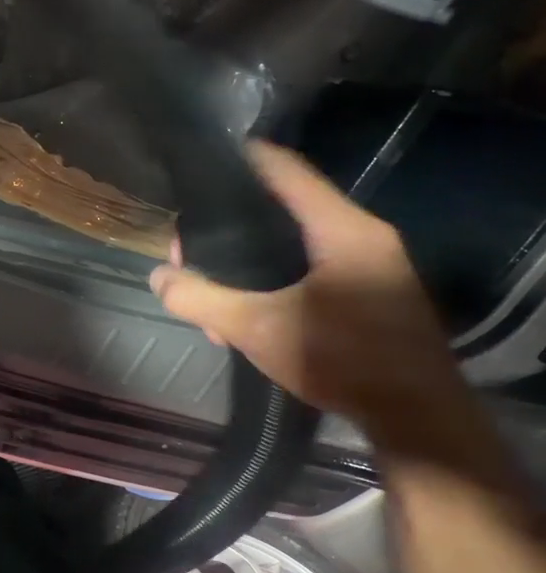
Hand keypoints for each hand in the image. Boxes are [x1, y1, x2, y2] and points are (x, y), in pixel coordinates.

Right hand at [149, 142, 462, 426]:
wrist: (415, 417)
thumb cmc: (340, 357)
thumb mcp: (254, 327)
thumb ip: (198, 297)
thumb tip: (158, 275)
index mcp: (342, 230)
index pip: (285, 170)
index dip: (241, 157)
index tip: (197, 155)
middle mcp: (360, 237)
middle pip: (278, 208)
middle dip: (222, 226)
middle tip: (182, 250)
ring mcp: (368, 265)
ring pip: (286, 242)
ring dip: (240, 260)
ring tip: (203, 289)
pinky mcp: (366, 291)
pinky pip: (302, 267)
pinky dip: (265, 277)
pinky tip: (237, 308)